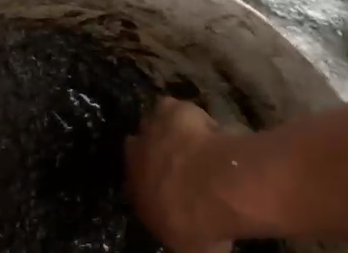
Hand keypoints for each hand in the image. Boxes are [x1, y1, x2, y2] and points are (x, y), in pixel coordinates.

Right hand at [126, 97, 235, 252]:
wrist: (212, 186)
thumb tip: (184, 235)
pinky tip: (209, 129)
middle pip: (139, 146)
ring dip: (171, 130)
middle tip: (184, 163)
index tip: (172, 188)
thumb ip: (177, 234)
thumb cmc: (197, 223)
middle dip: (156, 151)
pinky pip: (177, 109)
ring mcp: (150, 128)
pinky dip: (189, 116)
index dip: (153, 183)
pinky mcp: (169, 108)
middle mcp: (134, 154)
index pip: (136, 183)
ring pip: (155, 123)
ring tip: (198, 143)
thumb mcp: (186, 246)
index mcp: (135, 190)